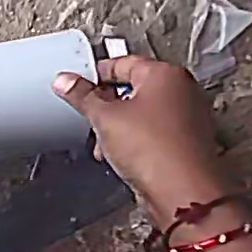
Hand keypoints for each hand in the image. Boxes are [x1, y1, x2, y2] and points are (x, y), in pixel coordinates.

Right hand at [51, 56, 232, 225]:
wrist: (181, 188)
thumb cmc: (154, 149)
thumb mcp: (104, 118)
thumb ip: (82, 96)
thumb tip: (65, 81)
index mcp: (164, 74)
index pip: (122, 63)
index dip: (94, 75)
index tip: (77, 86)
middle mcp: (180, 89)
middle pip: (131, 88)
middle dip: (105, 106)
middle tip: (90, 118)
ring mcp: (185, 115)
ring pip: (140, 112)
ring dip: (116, 126)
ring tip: (104, 143)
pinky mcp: (183, 139)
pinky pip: (151, 131)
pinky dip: (132, 140)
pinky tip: (121, 155)